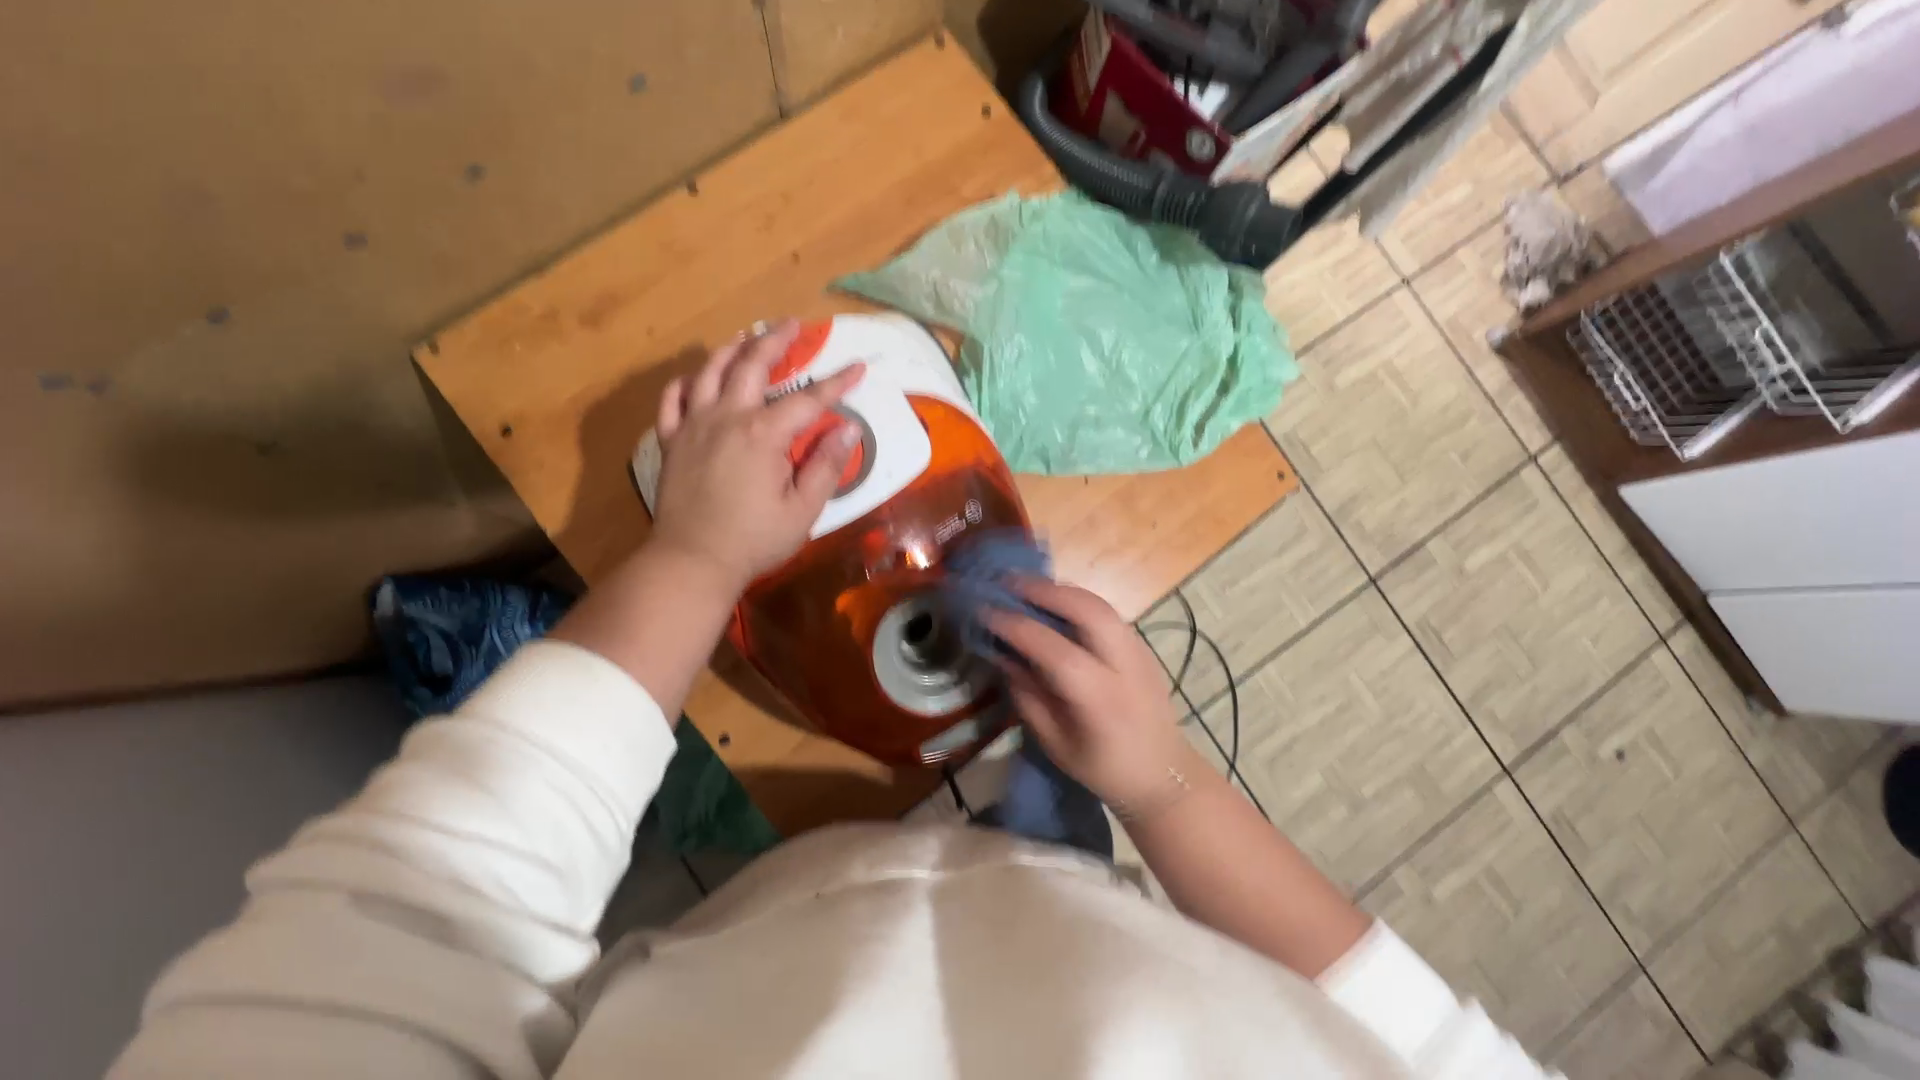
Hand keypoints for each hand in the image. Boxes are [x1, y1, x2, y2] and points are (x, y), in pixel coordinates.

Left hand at [650, 320, 864, 589]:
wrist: (691, 561)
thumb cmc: (754, 540)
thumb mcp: (802, 510)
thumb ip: (825, 466)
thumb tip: (847, 428)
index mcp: (764, 434)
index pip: (808, 399)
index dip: (836, 382)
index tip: (858, 367)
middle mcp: (727, 417)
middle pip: (752, 365)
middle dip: (776, 340)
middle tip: (793, 325)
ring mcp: (693, 425)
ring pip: (710, 371)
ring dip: (732, 349)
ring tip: (747, 336)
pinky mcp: (671, 441)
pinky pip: (673, 399)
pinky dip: (686, 382)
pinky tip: (697, 378)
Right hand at [985, 581, 1207, 810]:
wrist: (1164, 775)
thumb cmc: (1103, 769)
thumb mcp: (1055, 743)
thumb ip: (1027, 695)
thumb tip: (1002, 654)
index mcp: (1100, 698)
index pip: (1053, 649)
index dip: (1016, 626)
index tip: (985, 611)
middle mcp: (1124, 665)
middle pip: (1087, 609)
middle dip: (1044, 590)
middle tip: (1006, 583)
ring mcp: (1140, 651)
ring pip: (1100, 604)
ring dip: (1061, 591)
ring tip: (1027, 588)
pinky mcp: (1144, 647)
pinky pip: (1107, 614)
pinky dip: (1078, 602)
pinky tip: (1055, 606)